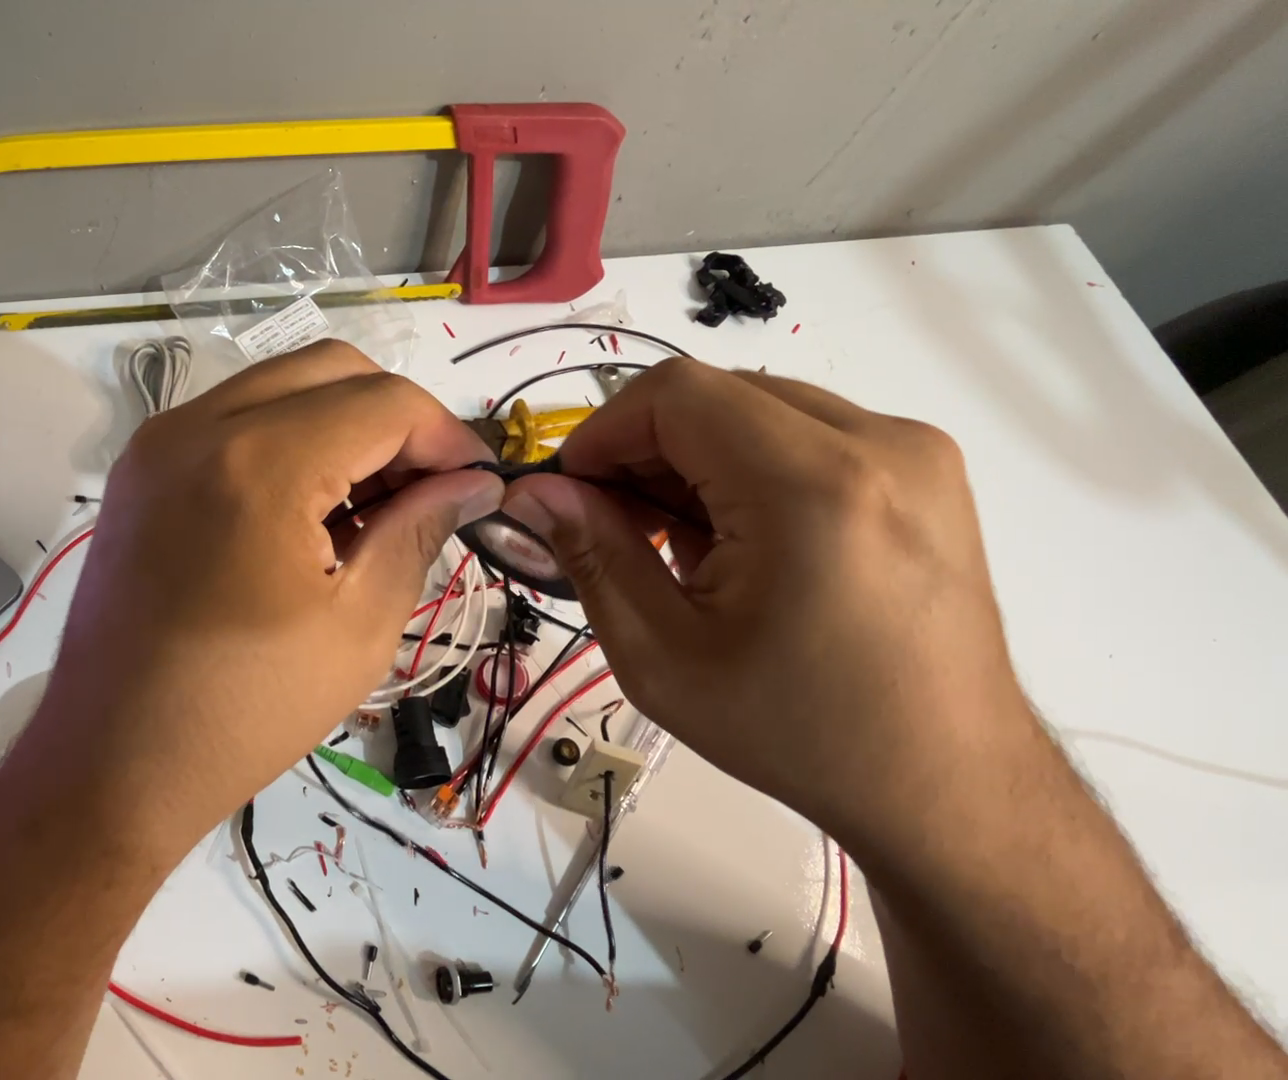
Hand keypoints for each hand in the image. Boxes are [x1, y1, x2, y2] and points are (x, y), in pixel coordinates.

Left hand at [18, 341, 501, 850]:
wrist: (113, 763)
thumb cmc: (245, 711)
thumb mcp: (359, 627)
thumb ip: (419, 531)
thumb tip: (473, 483)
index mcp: (257, 464)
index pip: (383, 403)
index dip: (447, 436)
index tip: (477, 485)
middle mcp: (197, 426)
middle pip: (331, 370)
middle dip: (396, 418)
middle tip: (427, 490)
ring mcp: (157, 443)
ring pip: (280, 386)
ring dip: (342, 425)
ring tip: (372, 506)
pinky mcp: (141, 472)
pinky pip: (234, 420)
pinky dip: (289, 440)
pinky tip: (310, 510)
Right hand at [502, 357, 1035, 854]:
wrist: (944, 782)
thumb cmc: (793, 730)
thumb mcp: (661, 655)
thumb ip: (592, 555)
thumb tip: (532, 491)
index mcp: (812, 487)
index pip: (676, 394)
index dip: (603, 431)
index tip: (572, 494)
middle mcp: (879, 443)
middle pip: (717, 394)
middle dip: (645, 448)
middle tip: (614, 525)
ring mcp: (916, 452)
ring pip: (759, 408)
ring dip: (695, 457)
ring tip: (677, 540)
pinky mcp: (928, 471)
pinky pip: (807, 431)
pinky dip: (748, 465)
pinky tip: (737, 538)